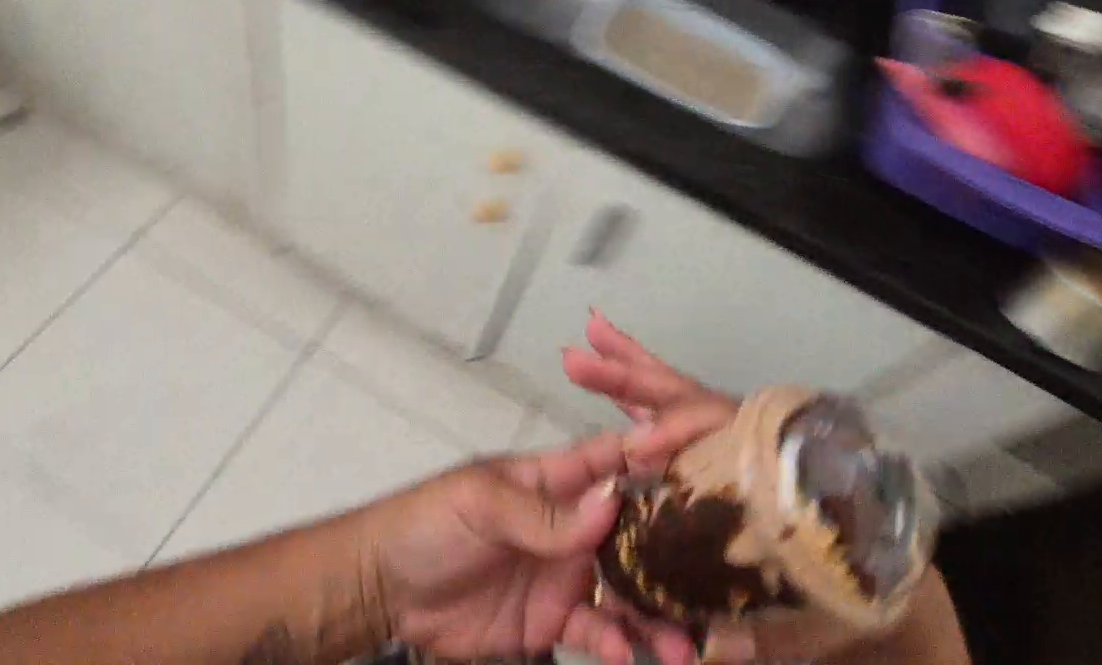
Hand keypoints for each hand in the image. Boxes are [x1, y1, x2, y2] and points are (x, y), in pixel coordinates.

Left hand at [356, 431, 697, 664]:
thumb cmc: (431, 522)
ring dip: (656, 613)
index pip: (609, 461)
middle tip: (714, 581)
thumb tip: (611, 499)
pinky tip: (633, 657)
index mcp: (552, 481)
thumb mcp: (482, 504)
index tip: (704, 468)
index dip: (652, 458)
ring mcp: (563, 575)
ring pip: (624, 589)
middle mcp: (569, 526)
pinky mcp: (551, 622)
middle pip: (631, 534)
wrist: (388, 587)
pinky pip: (596, 632)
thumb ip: (544, 511)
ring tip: (686, 644)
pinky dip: (618, 644)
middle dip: (670, 553)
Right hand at [563, 312, 971, 664]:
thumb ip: (771, 634)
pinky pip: (675, 424)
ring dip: (630, 371)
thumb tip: (717, 644)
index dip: (680, 435)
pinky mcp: (722, 463)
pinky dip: (643, 400)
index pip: (723, 433)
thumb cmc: (859, 597)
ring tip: (591, 334)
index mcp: (779, 469)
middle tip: (581, 350)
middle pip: (686, 397)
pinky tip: (615, 387)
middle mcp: (752, 446)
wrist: (890, 592)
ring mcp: (734, 448)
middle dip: (631, 372)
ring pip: (677, 401)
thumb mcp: (820, 621)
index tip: (638, 447)